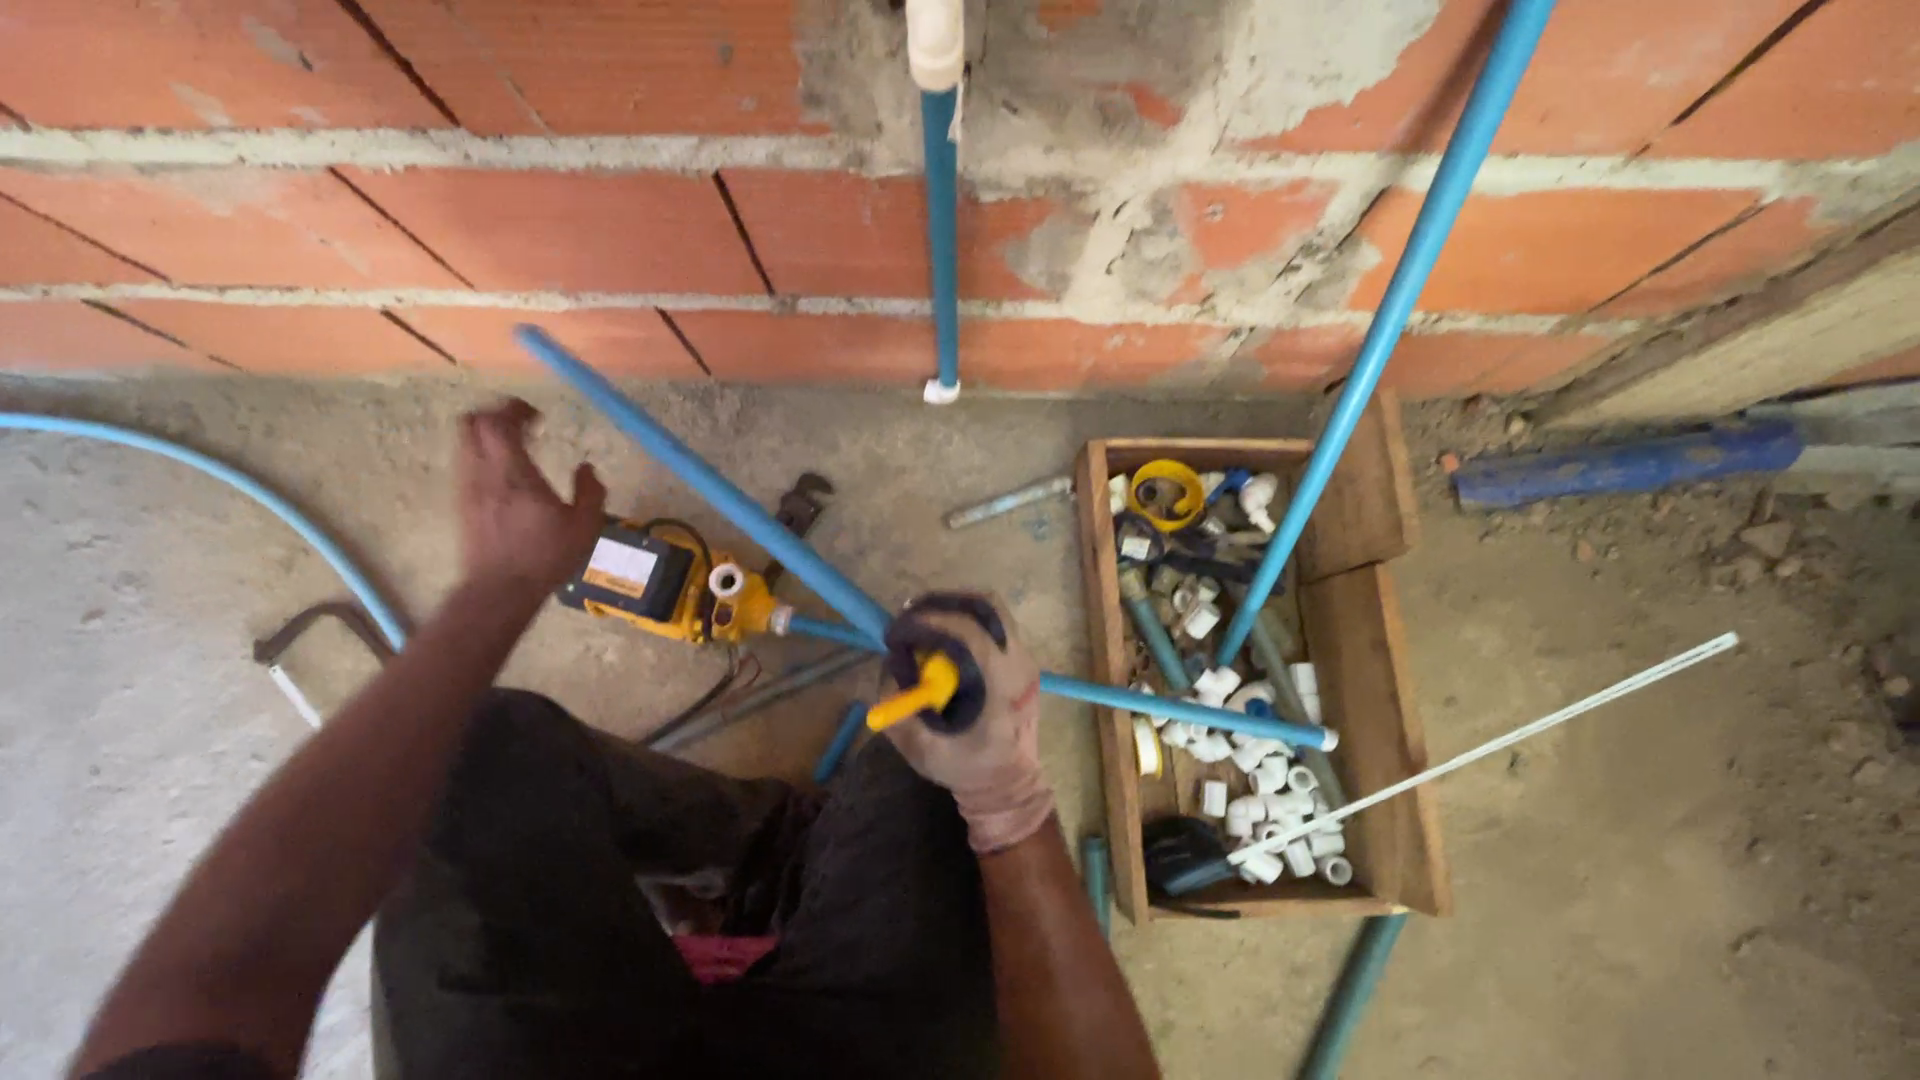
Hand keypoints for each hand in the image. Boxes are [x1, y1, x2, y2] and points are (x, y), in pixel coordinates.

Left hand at [456, 398, 605, 595]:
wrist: (499, 590)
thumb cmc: (545, 557)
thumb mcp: (584, 527)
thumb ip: (590, 492)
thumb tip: (587, 468)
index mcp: (514, 473)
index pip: (499, 423)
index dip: (515, 409)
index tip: (536, 414)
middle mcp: (483, 474)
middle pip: (471, 424)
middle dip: (495, 415)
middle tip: (521, 423)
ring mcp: (467, 488)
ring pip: (463, 442)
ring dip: (485, 434)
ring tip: (513, 445)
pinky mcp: (461, 503)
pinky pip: (465, 463)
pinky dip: (481, 455)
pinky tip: (503, 473)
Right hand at [883, 594, 1053, 853]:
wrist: (1009, 784)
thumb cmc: (967, 769)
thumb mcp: (922, 750)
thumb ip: (897, 711)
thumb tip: (888, 666)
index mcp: (1001, 689)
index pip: (971, 636)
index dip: (931, 622)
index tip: (899, 630)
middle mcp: (1020, 665)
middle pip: (986, 607)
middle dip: (942, 603)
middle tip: (909, 615)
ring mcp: (1026, 659)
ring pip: (992, 610)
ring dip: (954, 607)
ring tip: (923, 621)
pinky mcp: (1022, 659)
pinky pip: (994, 622)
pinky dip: (965, 618)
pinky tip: (942, 637)